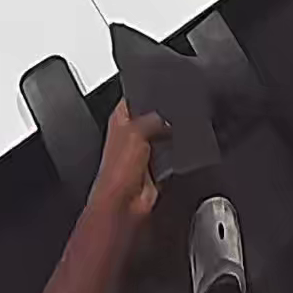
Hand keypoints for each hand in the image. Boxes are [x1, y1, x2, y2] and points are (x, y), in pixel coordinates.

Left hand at [87, 100, 167, 222]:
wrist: (124, 204)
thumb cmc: (117, 171)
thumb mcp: (137, 130)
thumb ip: (154, 117)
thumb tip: (167, 117)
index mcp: (119, 120)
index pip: (133, 97)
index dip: (145, 91)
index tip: (160, 88)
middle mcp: (130, 134)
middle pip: (152, 116)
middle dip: (162, 117)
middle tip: (168, 117)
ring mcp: (142, 150)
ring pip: (162, 135)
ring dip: (168, 137)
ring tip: (171, 137)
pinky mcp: (155, 166)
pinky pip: (170, 153)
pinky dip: (174, 153)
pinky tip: (174, 153)